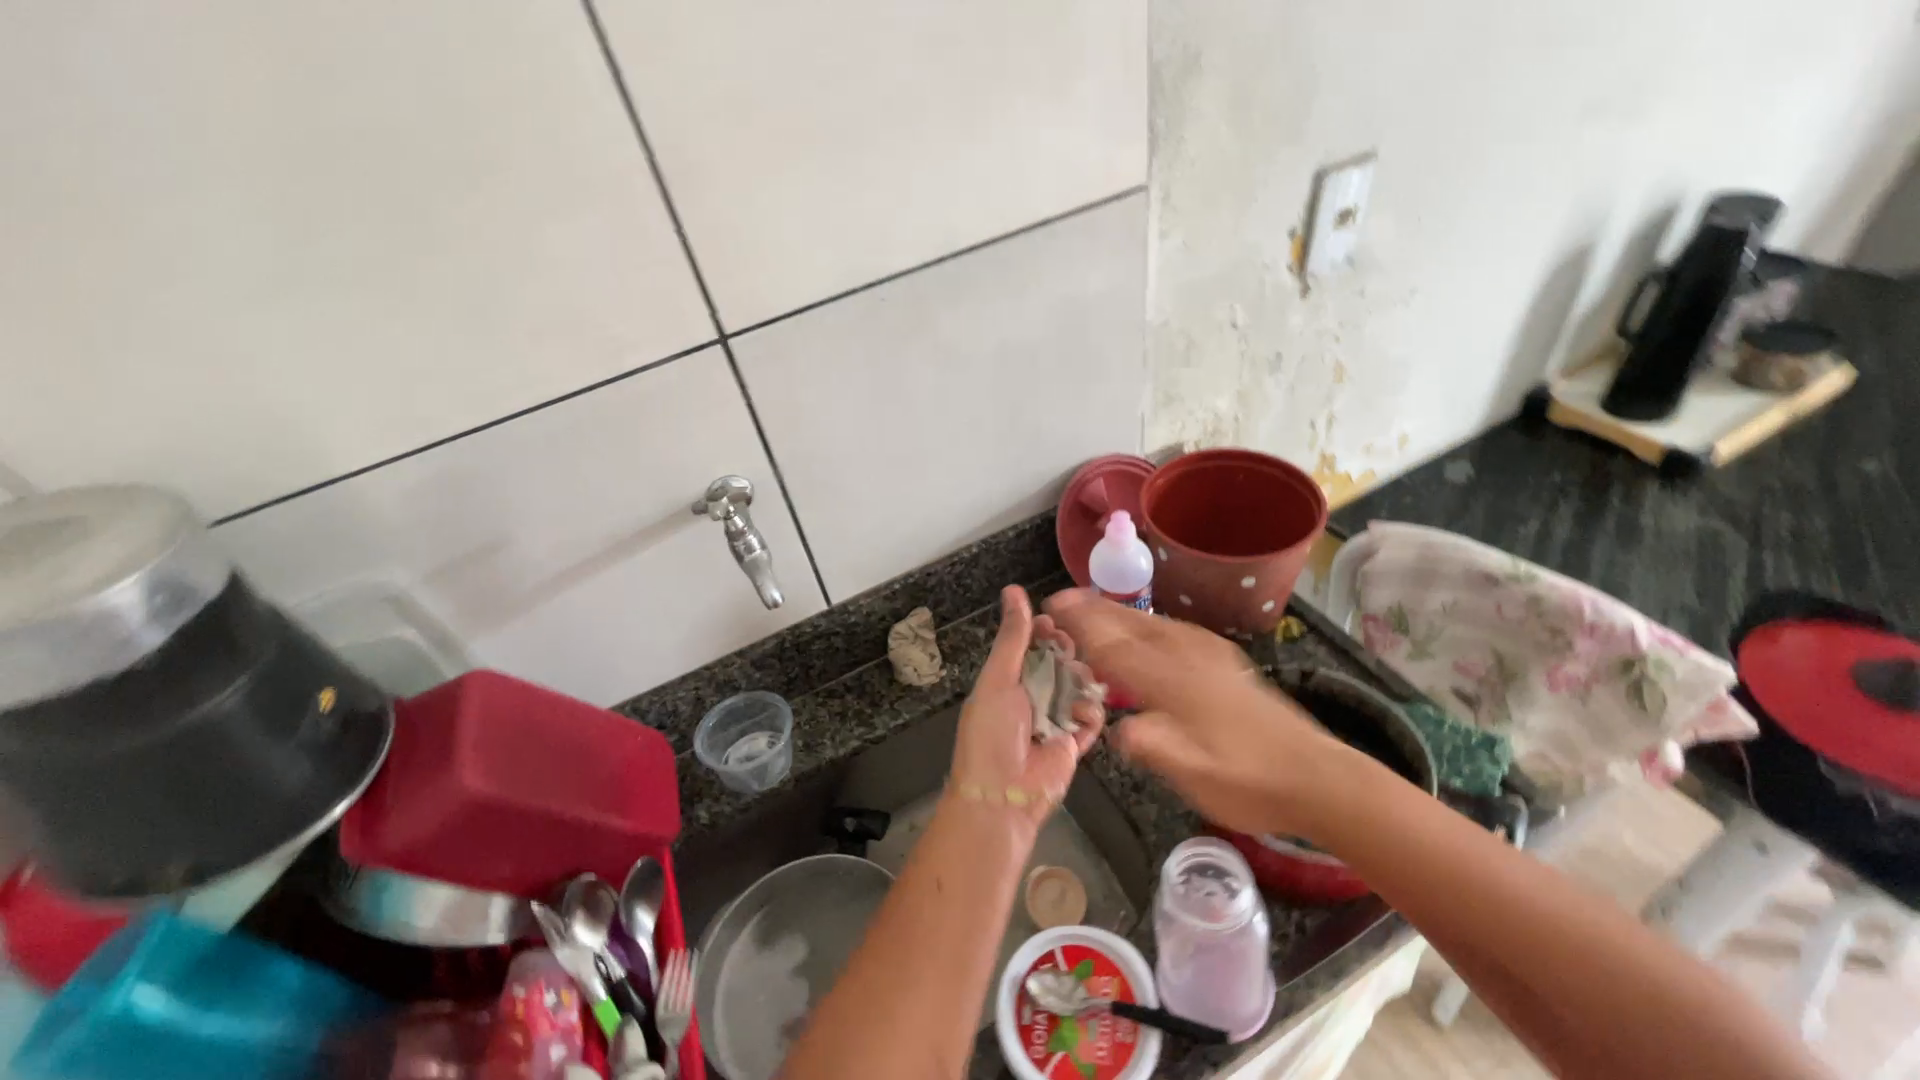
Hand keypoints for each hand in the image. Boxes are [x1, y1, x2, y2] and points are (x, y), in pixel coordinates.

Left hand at [950, 586, 1104, 824]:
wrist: (1001, 795)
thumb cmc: (992, 733)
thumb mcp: (998, 678)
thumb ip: (1012, 636)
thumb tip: (1013, 590)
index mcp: (1007, 679)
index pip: (1031, 645)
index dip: (1045, 631)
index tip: (1054, 623)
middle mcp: (1031, 696)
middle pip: (1060, 662)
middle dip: (1068, 653)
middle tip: (1069, 652)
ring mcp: (1054, 719)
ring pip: (1079, 686)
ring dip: (1082, 680)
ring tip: (1080, 683)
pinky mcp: (1074, 743)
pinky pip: (1091, 718)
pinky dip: (1090, 714)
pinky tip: (1081, 716)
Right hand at [1043, 589, 1351, 836]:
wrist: (1315, 776)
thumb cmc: (1248, 781)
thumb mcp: (1193, 774)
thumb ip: (1152, 746)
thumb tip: (1116, 730)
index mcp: (1173, 682)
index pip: (1115, 647)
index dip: (1082, 627)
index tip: (1052, 608)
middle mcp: (1189, 657)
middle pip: (1132, 625)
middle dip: (1095, 609)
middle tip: (1062, 598)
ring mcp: (1211, 655)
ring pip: (1154, 624)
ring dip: (1119, 614)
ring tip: (1093, 606)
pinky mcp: (1226, 662)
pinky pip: (1174, 630)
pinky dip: (1147, 624)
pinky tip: (1148, 630)